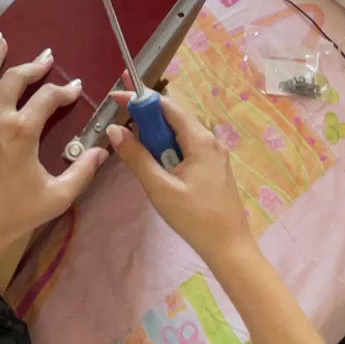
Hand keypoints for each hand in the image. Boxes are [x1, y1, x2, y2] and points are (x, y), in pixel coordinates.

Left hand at [0, 34, 107, 277]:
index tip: (74, 89)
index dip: (64, 90)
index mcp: (22, 130)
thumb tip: (102, 151)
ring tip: (0, 41)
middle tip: (45, 58)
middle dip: (33, 65)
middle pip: (15, 79)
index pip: (48, 98)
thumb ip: (82, 171)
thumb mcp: (57, 196)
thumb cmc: (13, 214)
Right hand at [107, 89, 255, 266]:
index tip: (117, 97)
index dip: (141, 99)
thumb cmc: (194, 218)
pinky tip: (157, 164)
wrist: (229, 246)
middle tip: (122, 128)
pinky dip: (168, 147)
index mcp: (200, 140)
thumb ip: (137, 157)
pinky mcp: (213, 166)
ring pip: (179, 132)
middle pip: (173, 116)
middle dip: (146, 118)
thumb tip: (115, 130)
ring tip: (137, 149)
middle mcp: (210, 140)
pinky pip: (186, 146)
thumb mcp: (160, 188)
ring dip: (156, 135)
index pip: (167, 106)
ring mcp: (214, 153)